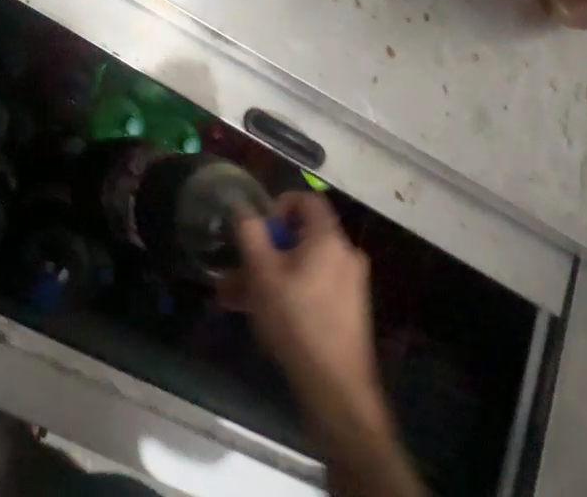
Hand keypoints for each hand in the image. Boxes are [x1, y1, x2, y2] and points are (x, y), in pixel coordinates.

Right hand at [219, 192, 387, 435]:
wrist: (335, 385)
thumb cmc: (296, 321)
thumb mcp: (262, 274)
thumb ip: (250, 234)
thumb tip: (242, 206)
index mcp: (329, 239)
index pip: (306, 200)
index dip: (278, 205)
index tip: (255, 229)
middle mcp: (345, 254)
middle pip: (301, 237)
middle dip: (264, 250)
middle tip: (237, 270)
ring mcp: (350, 284)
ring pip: (303, 266)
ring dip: (269, 274)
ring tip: (236, 298)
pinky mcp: (348, 309)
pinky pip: (313, 286)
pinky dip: (288, 291)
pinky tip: (261, 315)